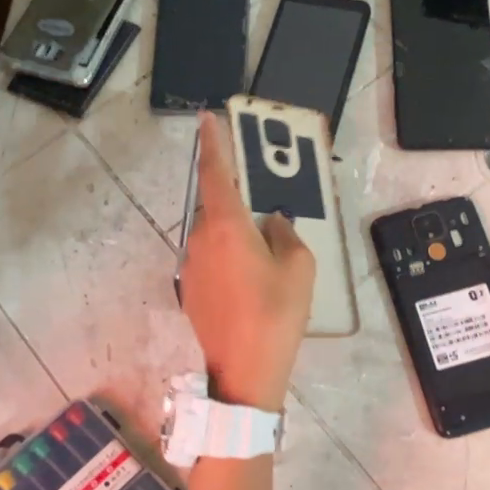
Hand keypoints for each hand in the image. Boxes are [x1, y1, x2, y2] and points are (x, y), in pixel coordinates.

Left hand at [179, 111, 315, 410]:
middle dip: (237, 202)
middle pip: (216, 206)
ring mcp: (191, 266)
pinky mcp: (191, 290)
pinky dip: (229, 259)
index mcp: (226, 226)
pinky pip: (211, 259)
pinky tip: (251, 283)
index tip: (206, 118)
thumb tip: (271, 224)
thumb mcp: (299, 267)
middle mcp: (201, 239)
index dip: (212, 143)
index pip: (214, 172)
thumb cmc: (276, 314)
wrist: (245, 371)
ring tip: (265, 258)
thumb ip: (285, 233)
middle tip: (263, 209)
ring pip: (214, 235)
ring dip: (235, 235)